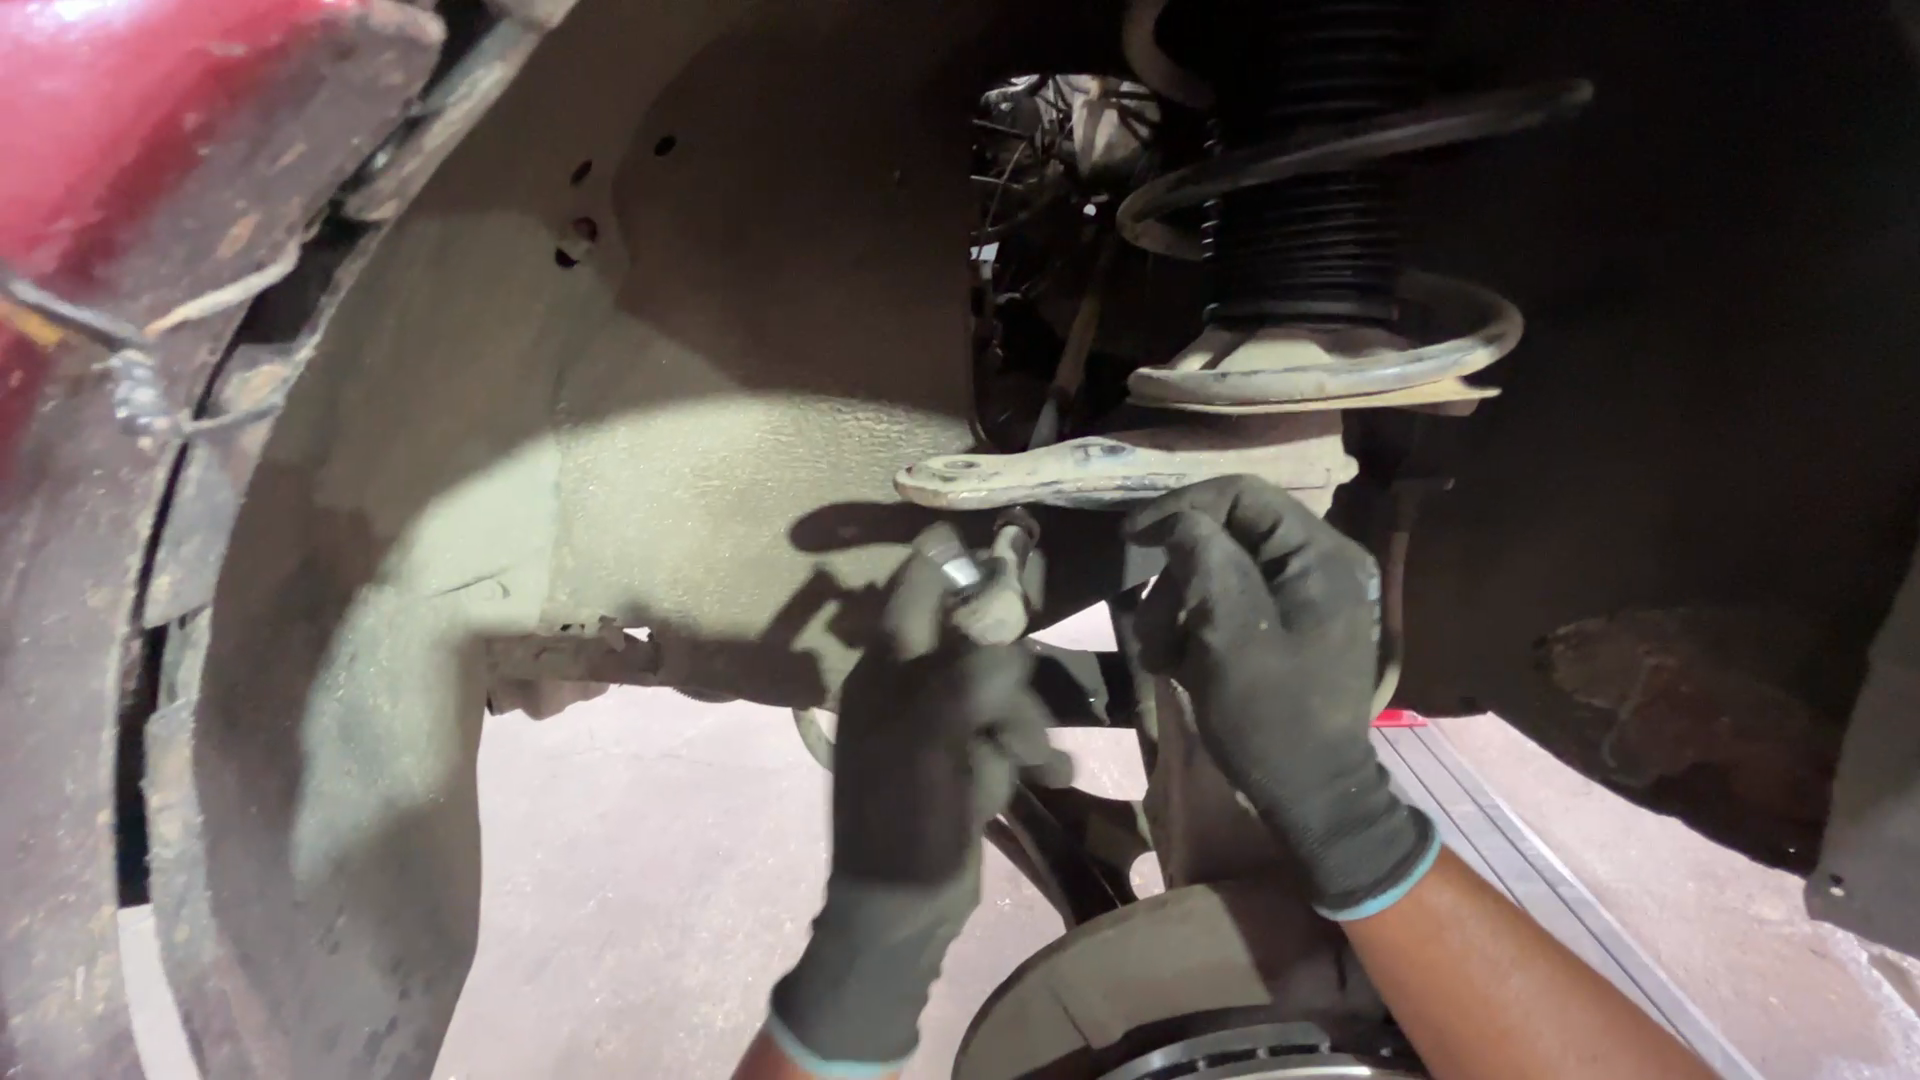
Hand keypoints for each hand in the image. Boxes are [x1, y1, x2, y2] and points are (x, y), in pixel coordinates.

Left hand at [769, 538, 1068, 1074]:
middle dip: (1008, 678)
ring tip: (1031, 766)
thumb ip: (965, 671)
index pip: (914, 591)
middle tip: (1020, 712)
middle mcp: (908, 685)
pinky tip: (1043, 776)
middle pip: (975, 643)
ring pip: (999, 691)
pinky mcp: (963, 755)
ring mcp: (937, 723)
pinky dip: (1021, 752)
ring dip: (1021, 726)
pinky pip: (1004, 732)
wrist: (901, 911)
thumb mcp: (931, 739)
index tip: (991, 530)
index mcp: (885, 671)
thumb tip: (1001, 618)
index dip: (946, 556)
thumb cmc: (904, 819)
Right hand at [1126, 476, 1437, 919]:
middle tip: (1150, 628)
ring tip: (1159, 657)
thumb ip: (1206, 560)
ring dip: (1174, 610)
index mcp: (1318, 556)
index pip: (1241, 495)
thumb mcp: (1230, 634)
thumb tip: (1179, 520)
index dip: (1180, 508)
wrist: (1308, 795)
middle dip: (1175, 579)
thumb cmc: (1272, 717)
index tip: (1131, 538)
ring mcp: (1296, 596)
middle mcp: (1313, 564)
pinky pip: (1220, 603)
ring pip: (1212, 571)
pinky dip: (1190, 629)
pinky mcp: (1276, 625)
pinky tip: (1177, 665)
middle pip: (1221, 535)